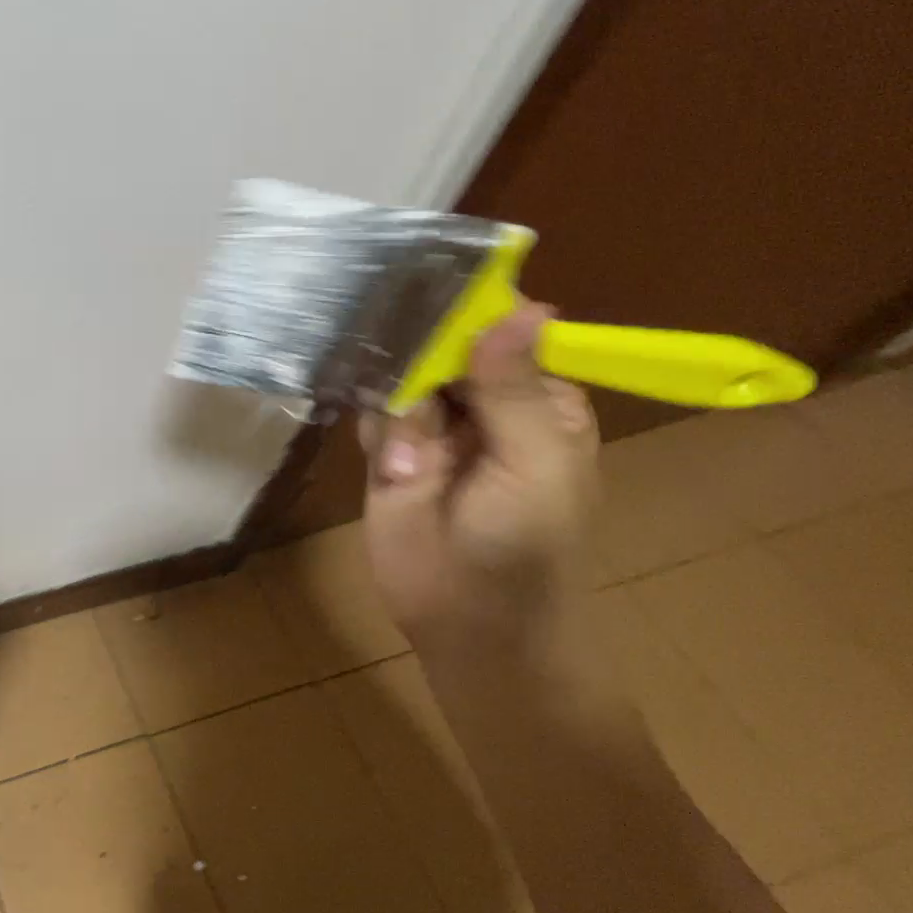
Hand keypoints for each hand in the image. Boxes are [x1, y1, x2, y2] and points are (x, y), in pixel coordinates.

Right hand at [360, 302, 598, 651]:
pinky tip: (393, 461)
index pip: (507, 334)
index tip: (440, 291)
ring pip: (403, 379)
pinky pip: (375, 415)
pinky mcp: (389, 456)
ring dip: (400, 402)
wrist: (466, 621)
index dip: (476, 313)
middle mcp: (484, 406)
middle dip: (425, 356)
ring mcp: (433, 430)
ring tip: (415, 455)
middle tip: (419, 382)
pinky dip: (376, 425)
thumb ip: (514, 389)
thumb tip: (523, 306)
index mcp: (537, 400)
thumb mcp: (534, 463)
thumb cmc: (524, 545)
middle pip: (446, 349)